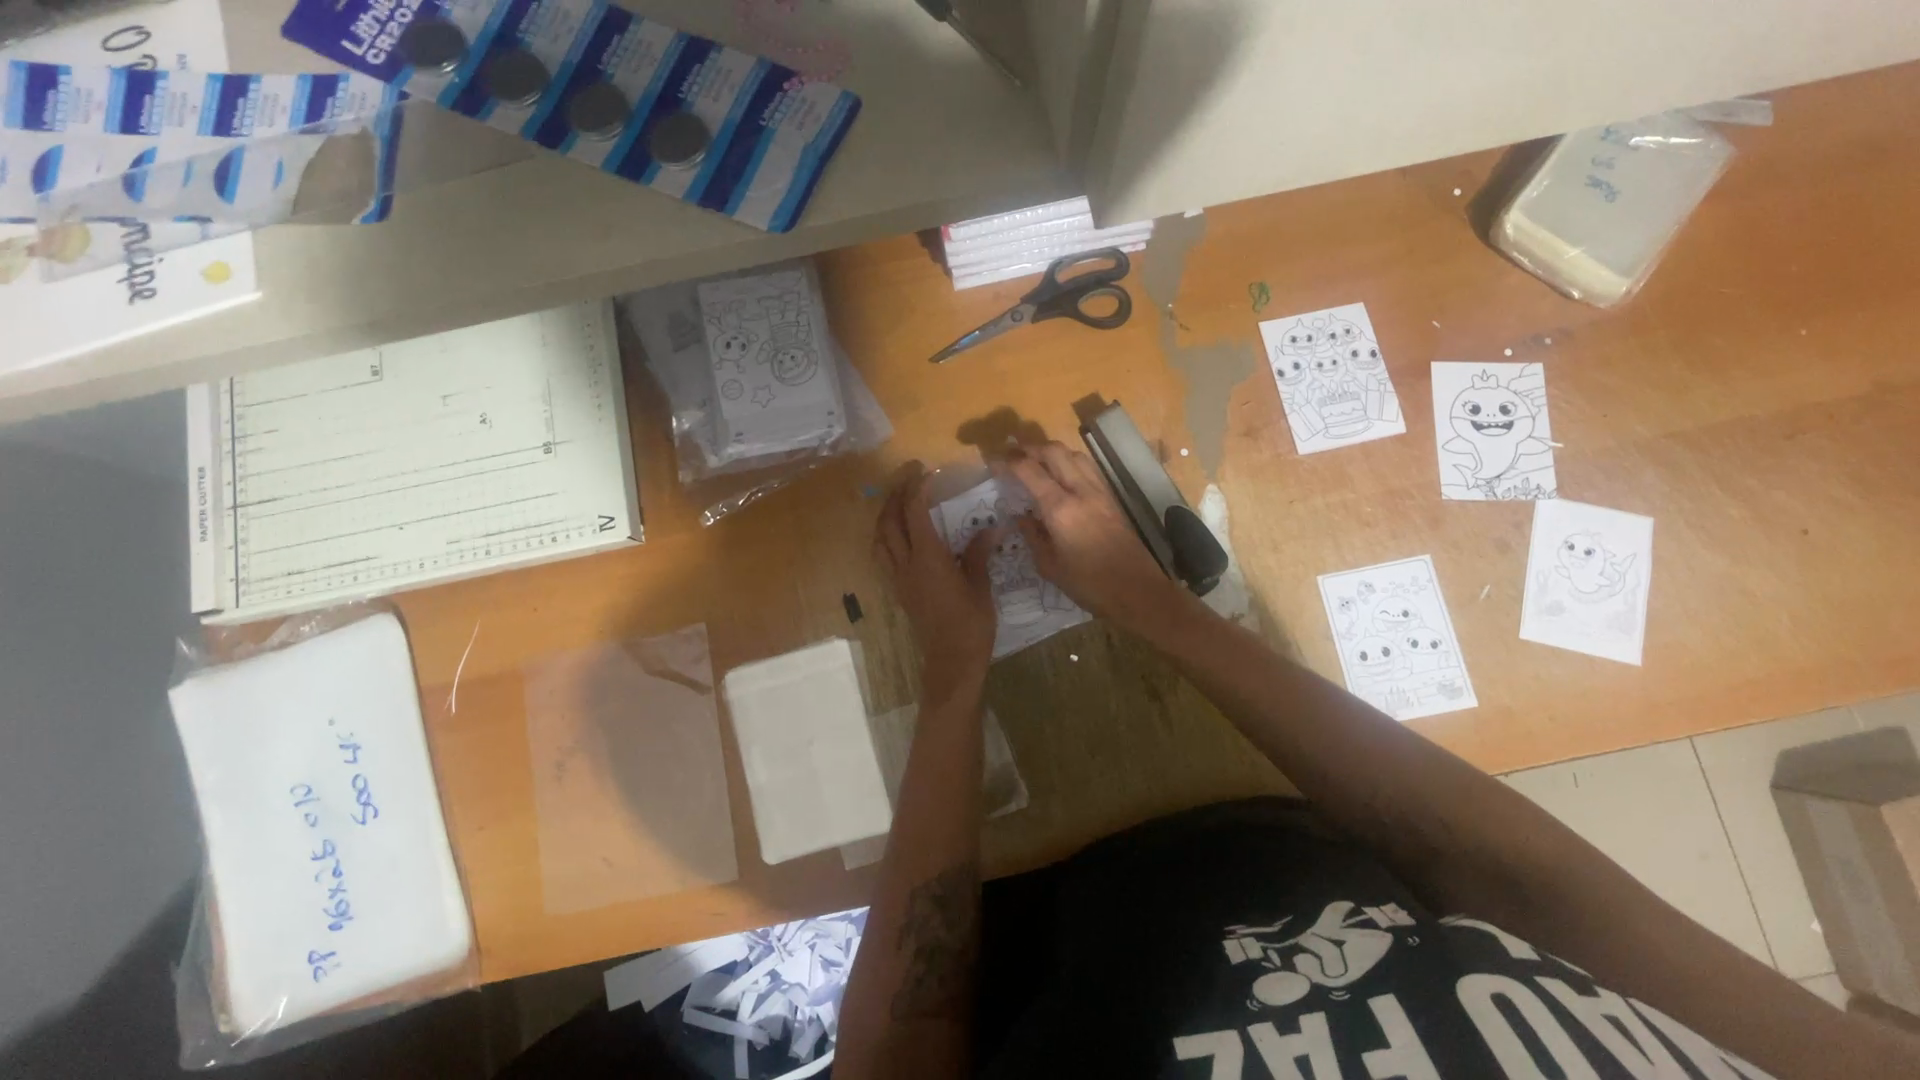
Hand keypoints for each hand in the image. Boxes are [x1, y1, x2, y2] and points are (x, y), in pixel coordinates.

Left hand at [873, 462, 997, 700]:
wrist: (951, 661)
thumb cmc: (971, 624)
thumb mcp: (980, 586)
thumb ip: (979, 554)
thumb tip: (991, 528)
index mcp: (928, 558)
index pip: (914, 512)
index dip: (917, 488)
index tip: (928, 471)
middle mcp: (906, 564)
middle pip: (889, 520)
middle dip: (895, 494)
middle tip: (909, 477)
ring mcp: (898, 578)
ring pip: (879, 538)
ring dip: (885, 514)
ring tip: (898, 501)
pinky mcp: (898, 591)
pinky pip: (882, 556)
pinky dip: (885, 536)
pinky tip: (897, 534)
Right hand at [1001, 442, 1193, 634]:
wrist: (1137, 590)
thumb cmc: (1089, 584)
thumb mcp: (1050, 566)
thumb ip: (1033, 537)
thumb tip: (1022, 517)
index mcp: (1060, 509)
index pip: (1029, 470)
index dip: (1008, 462)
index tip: (993, 461)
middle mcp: (1080, 491)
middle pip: (1054, 451)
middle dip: (1030, 448)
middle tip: (1012, 455)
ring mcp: (1099, 492)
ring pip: (1074, 454)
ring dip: (1052, 451)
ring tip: (1036, 461)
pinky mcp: (1111, 498)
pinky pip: (1088, 467)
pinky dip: (1070, 462)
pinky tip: (1062, 475)